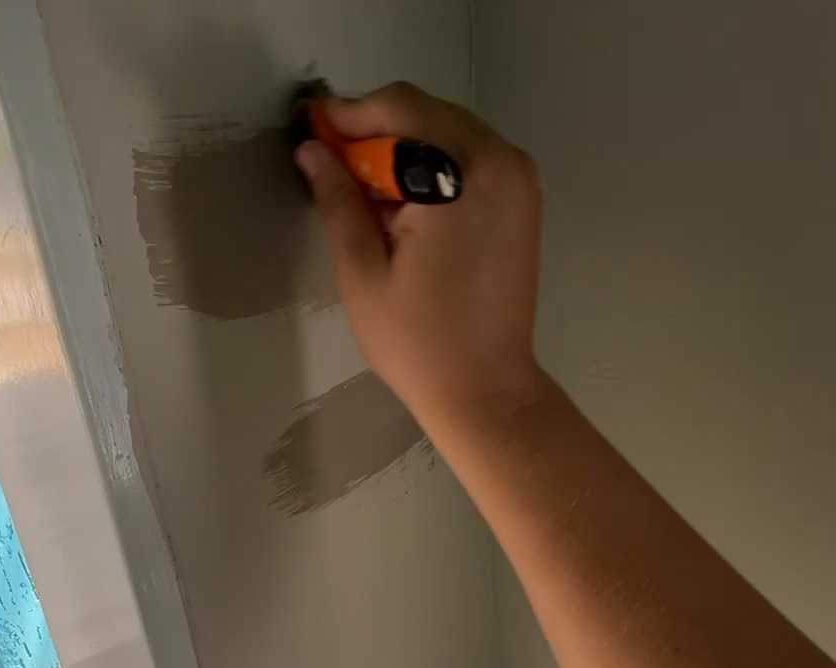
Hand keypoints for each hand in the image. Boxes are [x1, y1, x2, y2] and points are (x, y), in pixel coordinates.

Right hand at [296, 82, 544, 419]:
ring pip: (450, 135)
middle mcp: (501, 161)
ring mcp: (519, 179)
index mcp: (460, 175)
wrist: (484, 389)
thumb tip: (312, 150)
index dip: (350, 114)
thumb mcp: (363, 272)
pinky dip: (434, 169)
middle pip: (428, 115)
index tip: (312, 128)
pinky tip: (404, 206)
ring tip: (364, 192)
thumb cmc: (417, 342)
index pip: (400, 110)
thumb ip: (339, 202)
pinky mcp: (523, 202)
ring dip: (404, 151)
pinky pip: (471, 161)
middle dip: (376, 132)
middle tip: (332, 163)